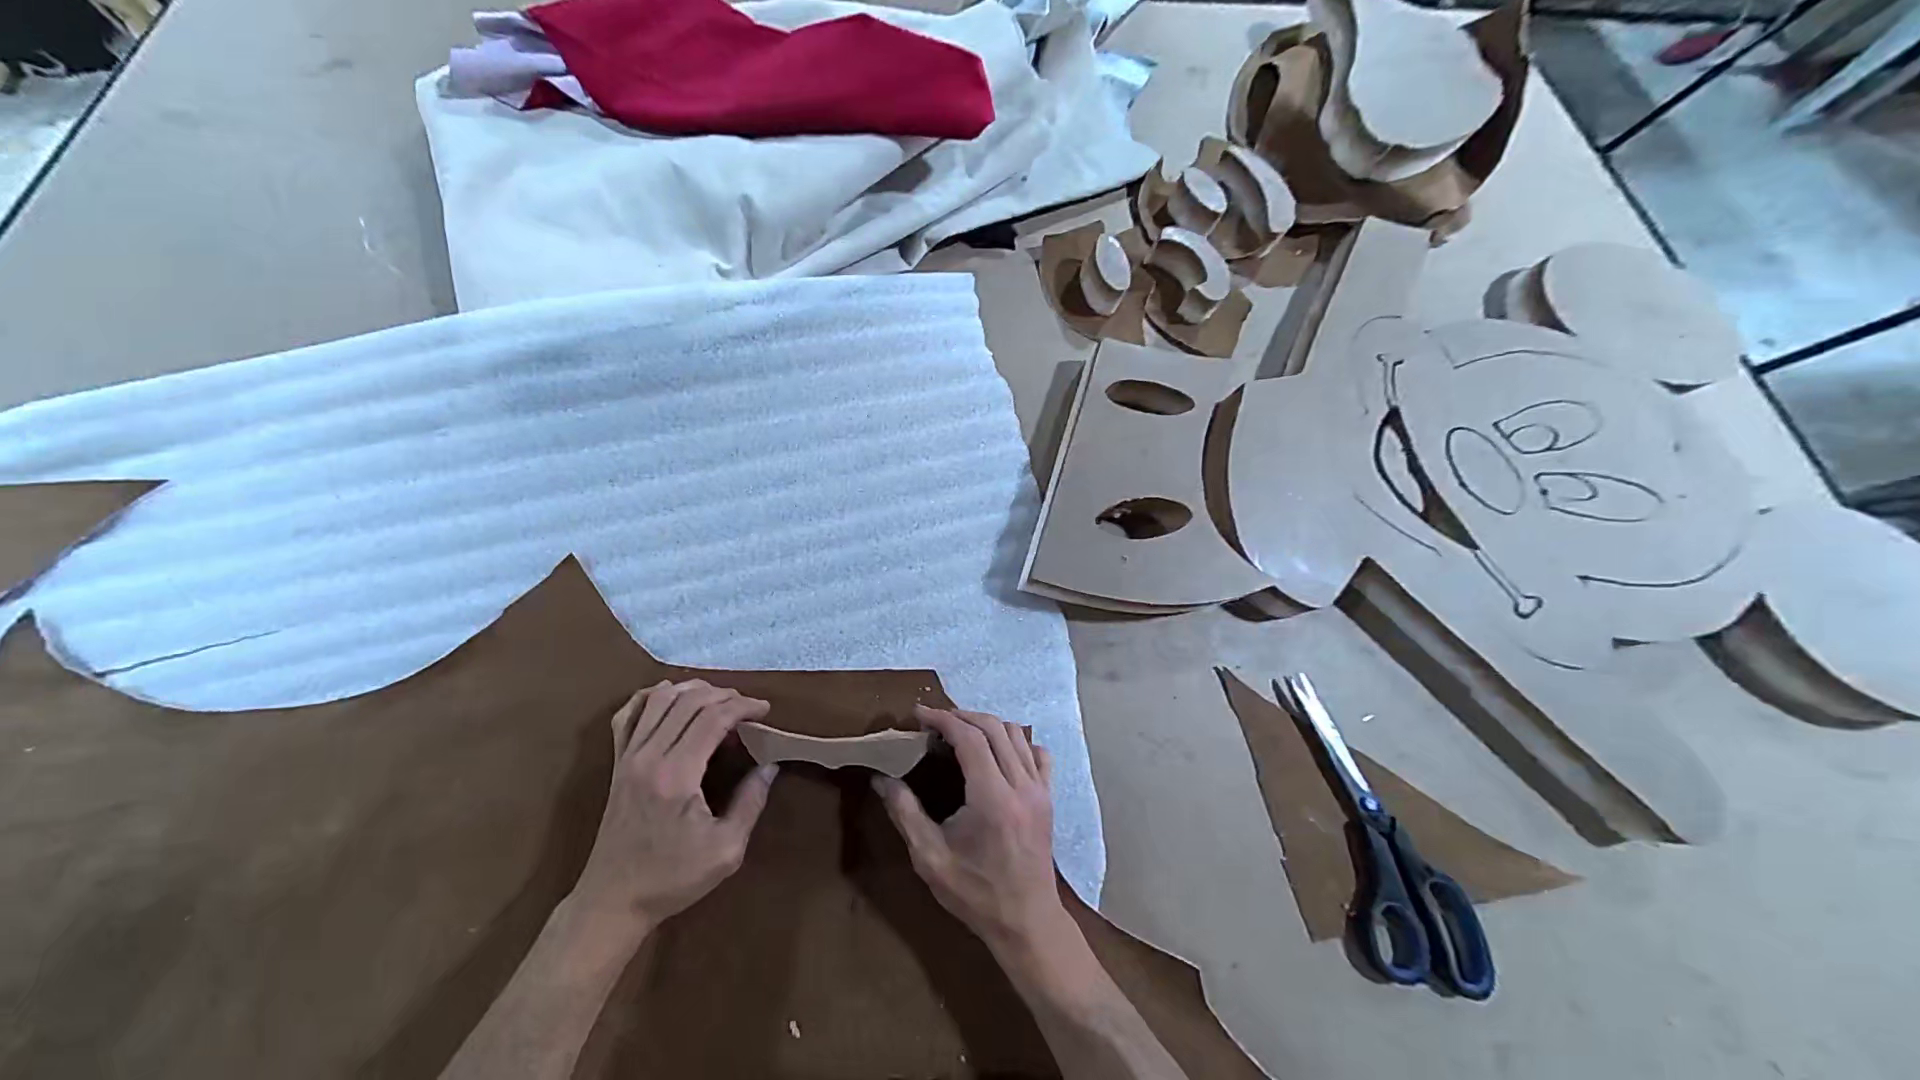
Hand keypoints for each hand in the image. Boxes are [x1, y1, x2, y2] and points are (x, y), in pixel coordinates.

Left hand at [570, 679, 778, 931]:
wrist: (612, 901)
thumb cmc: (672, 879)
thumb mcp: (726, 850)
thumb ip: (750, 802)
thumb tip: (769, 766)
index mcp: (676, 776)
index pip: (712, 718)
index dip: (743, 706)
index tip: (765, 711)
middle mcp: (648, 756)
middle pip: (688, 701)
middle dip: (724, 695)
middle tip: (748, 707)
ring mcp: (627, 757)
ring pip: (659, 699)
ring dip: (692, 690)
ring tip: (717, 700)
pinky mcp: (616, 763)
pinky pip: (629, 714)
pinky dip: (652, 697)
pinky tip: (671, 700)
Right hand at [874, 704, 1069, 953]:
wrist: (1027, 922)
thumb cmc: (976, 894)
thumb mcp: (931, 859)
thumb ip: (905, 813)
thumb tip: (881, 778)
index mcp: (992, 797)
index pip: (970, 737)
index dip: (943, 719)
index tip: (918, 715)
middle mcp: (1021, 785)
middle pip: (994, 727)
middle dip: (962, 716)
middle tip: (934, 722)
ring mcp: (1040, 790)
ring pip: (1017, 735)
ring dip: (987, 725)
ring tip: (960, 732)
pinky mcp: (1048, 798)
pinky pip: (1037, 754)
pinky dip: (1016, 742)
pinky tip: (998, 752)